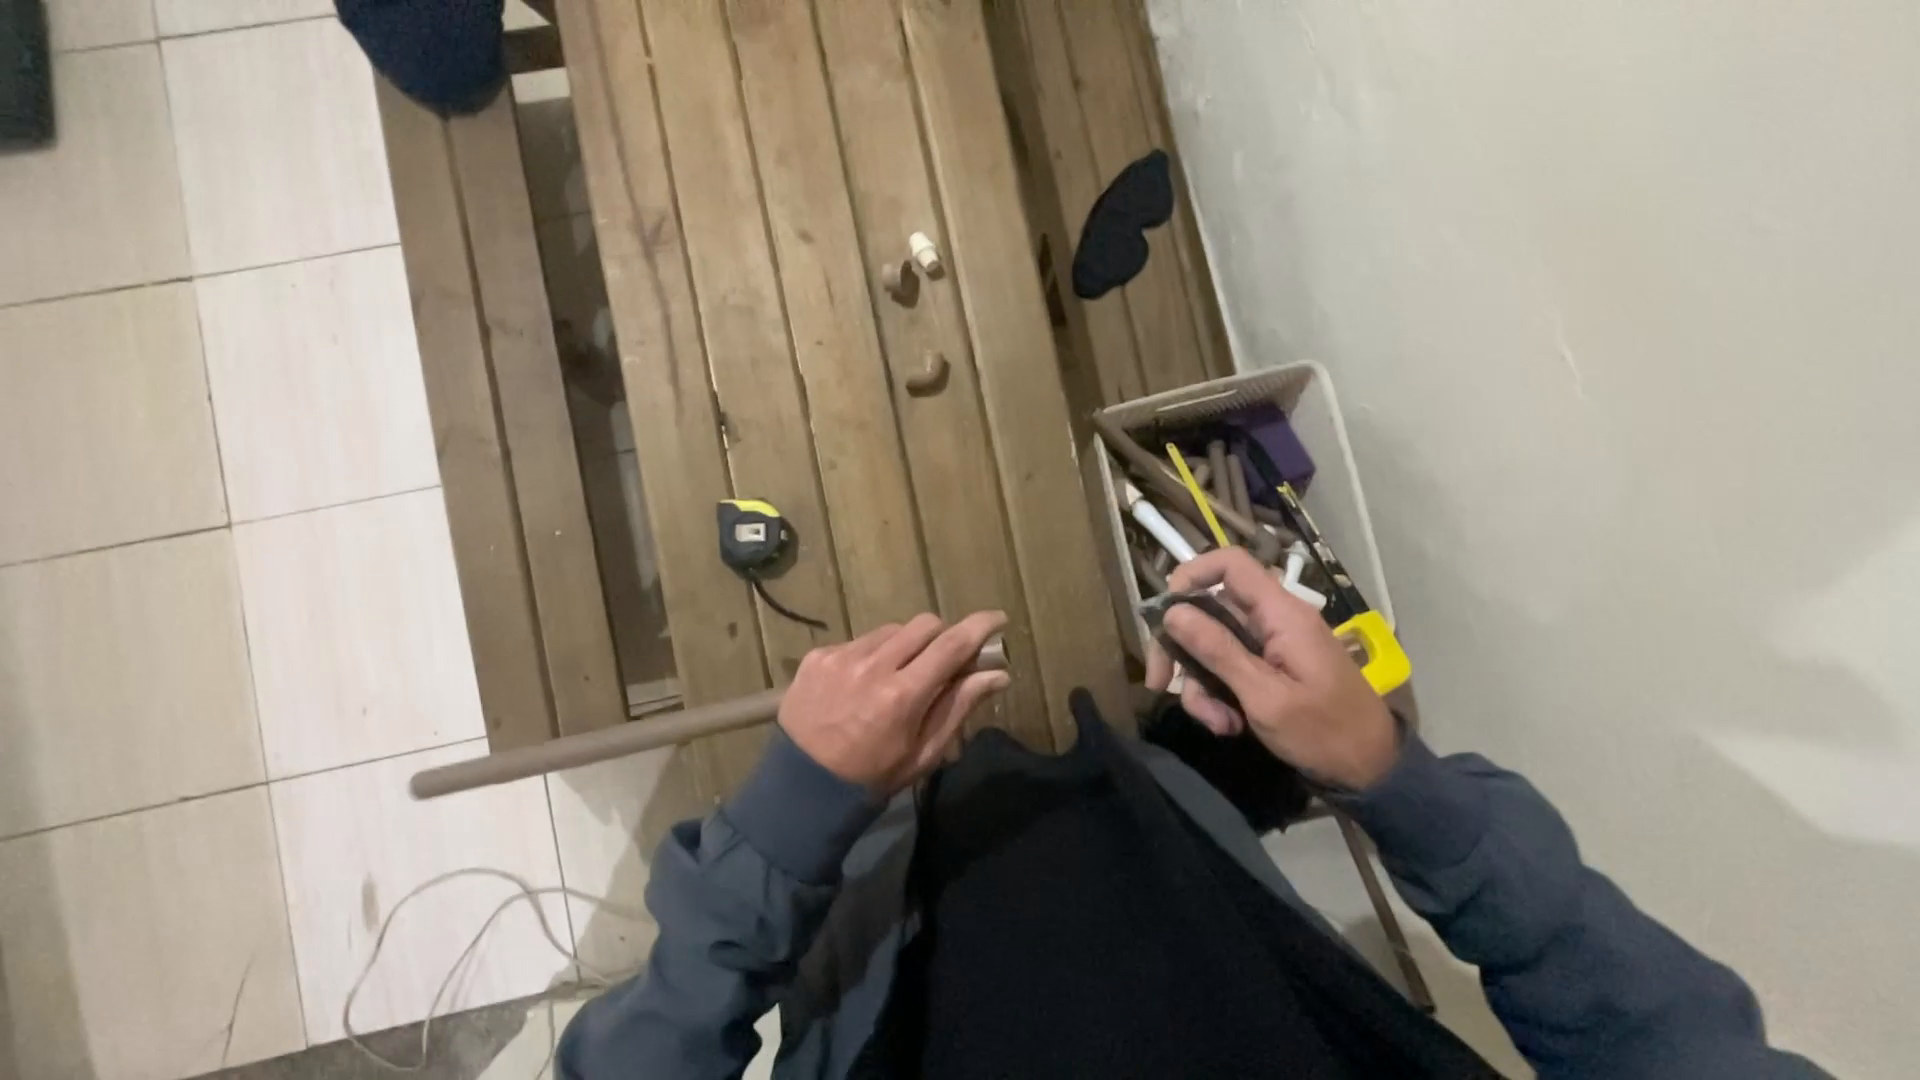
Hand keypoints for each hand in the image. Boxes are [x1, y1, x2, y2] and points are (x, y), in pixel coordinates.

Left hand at [779, 611, 1009, 795]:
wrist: (802, 786)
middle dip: (941, 637)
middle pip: (924, 625)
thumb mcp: (924, 752)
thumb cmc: (873, 776)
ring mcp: (841, 657)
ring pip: (891, 630)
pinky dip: (871, 655)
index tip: (998, 619)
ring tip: (896, 676)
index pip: (952, 644)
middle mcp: (872, 666)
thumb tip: (998, 674)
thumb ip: (960, 707)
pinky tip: (862, 684)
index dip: (980, 626)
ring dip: (905, 646)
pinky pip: (859, 641)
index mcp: (903, 695)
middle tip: (941, 662)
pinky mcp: (818, 657)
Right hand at [1144, 549, 1398, 789]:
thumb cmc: (1325, 732)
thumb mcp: (1265, 696)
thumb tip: (1172, 612)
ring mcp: (1270, 645)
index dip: (1191, 574)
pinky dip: (1218, 695)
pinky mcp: (1268, 669)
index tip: (1163, 612)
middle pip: (1209, 610)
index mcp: (1281, 614)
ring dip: (1201, 684)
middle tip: (1159, 683)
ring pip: (1212, 645)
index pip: (1231, 564)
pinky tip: (1228, 725)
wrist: (1371, 771)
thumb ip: (1219, 651)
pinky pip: (1227, 668)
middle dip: (1181, 648)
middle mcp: (1273, 621)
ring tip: (1217, 723)